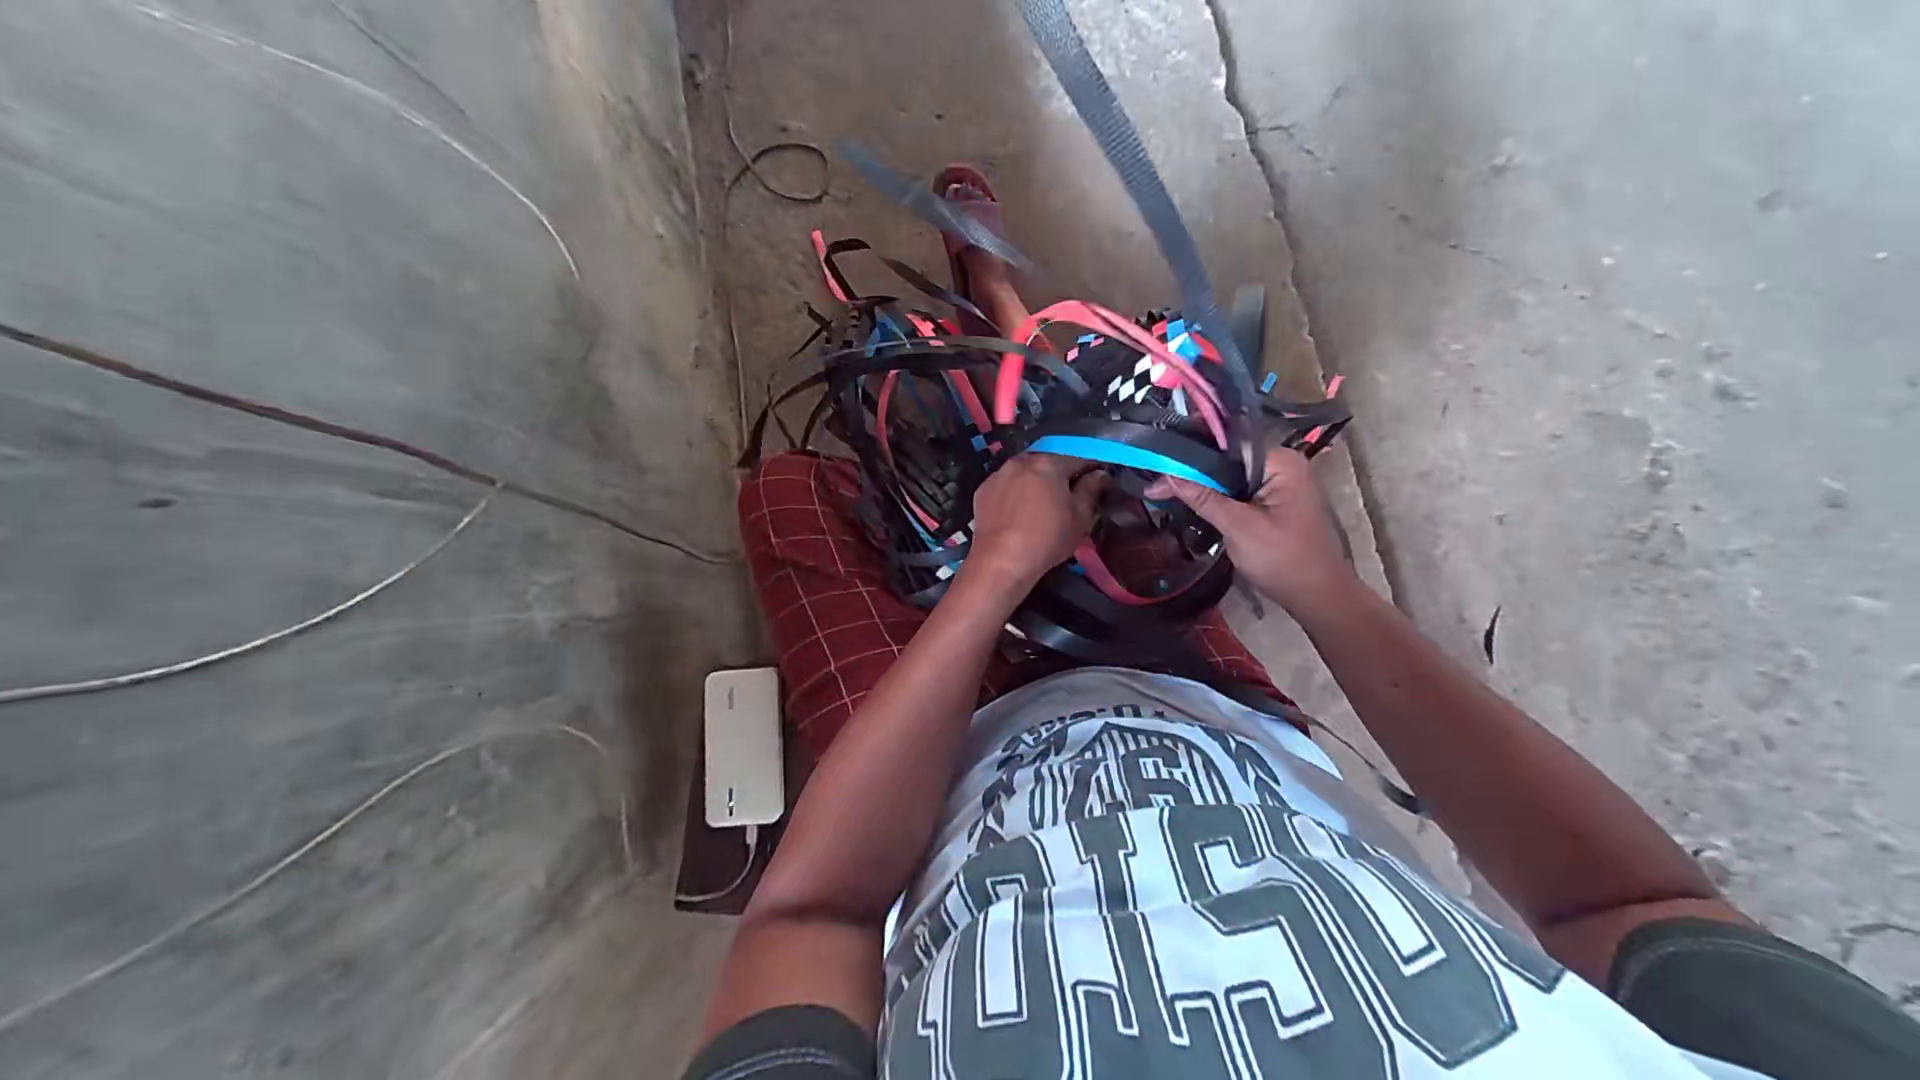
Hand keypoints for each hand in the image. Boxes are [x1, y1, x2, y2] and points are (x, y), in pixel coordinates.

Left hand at [965, 454, 1107, 591]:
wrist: (1001, 560)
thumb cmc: (1047, 539)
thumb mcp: (1079, 517)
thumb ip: (1090, 490)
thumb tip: (1099, 474)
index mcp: (1048, 464)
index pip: (1078, 459)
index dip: (1091, 469)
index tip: (1097, 481)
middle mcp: (1021, 461)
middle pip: (1048, 463)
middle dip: (1060, 475)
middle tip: (1069, 496)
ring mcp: (998, 475)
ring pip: (1024, 472)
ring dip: (1036, 482)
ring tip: (1042, 503)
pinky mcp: (983, 490)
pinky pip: (1006, 485)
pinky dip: (1015, 492)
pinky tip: (1019, 511)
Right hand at [1144, 447, 1355, 611]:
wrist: (1316, 596)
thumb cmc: (1283, 560)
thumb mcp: (1239, 528)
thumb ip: (1203, 498)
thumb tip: (1164, 476)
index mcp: (1281, 463)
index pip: (1228, 444)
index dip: (1192, 452)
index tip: (1158, 461)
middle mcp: (1281, 465)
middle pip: (1227, 458)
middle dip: (1192, 469)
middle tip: (1155, 480)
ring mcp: (1278, 483)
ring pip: (1229, 475)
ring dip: (1201, 484)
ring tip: (1163, 488)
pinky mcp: (1271, 501)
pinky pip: (1237, 490)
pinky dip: (1215, 496)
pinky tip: (1189, 500)